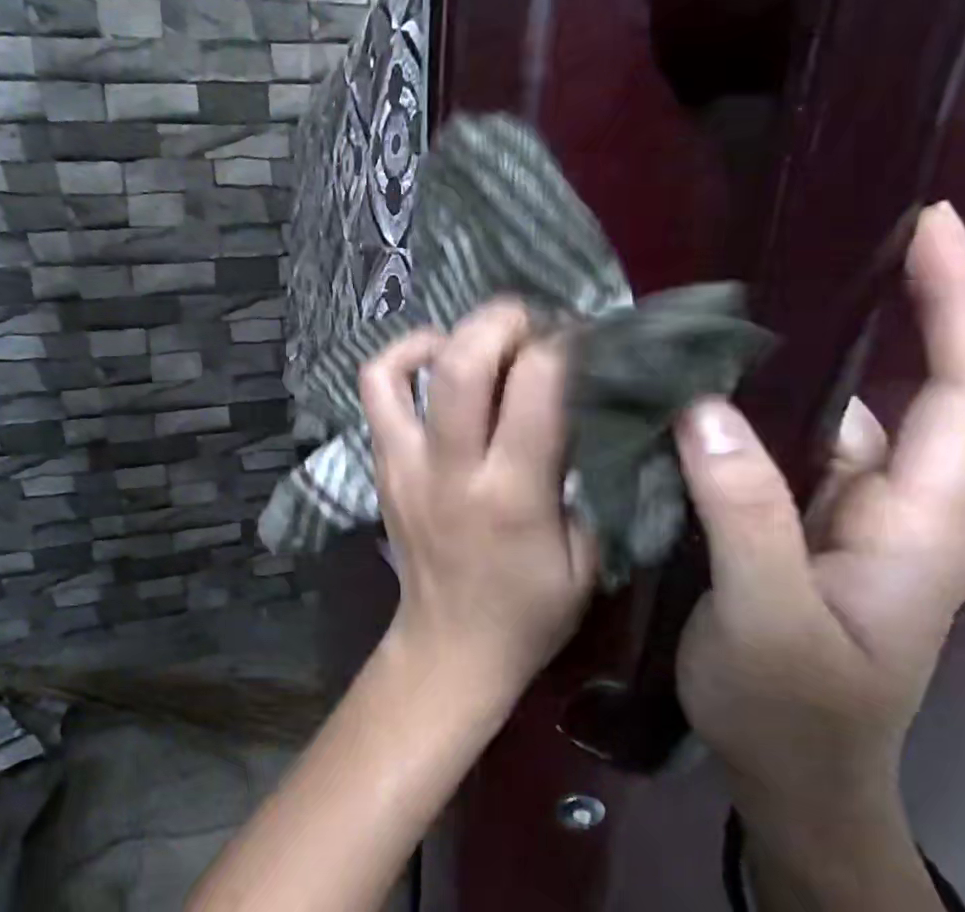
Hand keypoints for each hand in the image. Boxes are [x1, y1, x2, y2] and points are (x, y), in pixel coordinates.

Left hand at [361, 298, 598, 703]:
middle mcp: (452, 469)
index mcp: (513, 494)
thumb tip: (585, 410)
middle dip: (502, 320)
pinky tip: (434, 359)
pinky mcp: (381, 465)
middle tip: (532, 321)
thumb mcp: (587, 554)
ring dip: (449, 334)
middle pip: (463, 362)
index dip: (562, 344)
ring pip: (404, 370)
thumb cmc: (529, 608)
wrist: (449, 645)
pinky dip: (401, 359)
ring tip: (482, 339)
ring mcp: (404, 463)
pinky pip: (377, 391)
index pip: (536, 386)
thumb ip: (587, 479)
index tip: (580, 338)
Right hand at [674, 202, 964, 810]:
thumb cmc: (793, 713)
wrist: (788, 778)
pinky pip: (778, 452)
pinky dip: (744, 417)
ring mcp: (845, 517)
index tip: (929, 226)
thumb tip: (704, 407)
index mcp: (924, 526)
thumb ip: (745, 515)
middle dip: (879, 313)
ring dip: (783, 371)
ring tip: (713, 327)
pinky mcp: (797, 526)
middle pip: (910, 392)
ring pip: (826, 420)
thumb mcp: (768, 623)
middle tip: (801, 254)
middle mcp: (898, 506)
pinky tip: (688, 401)